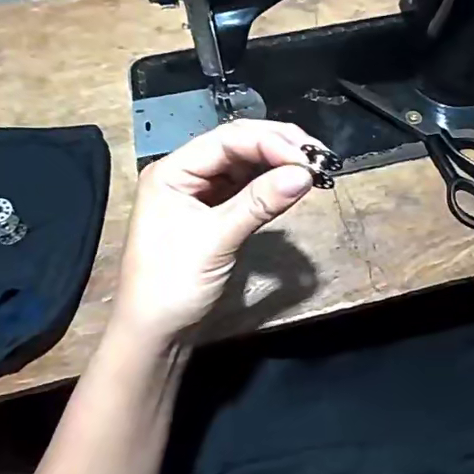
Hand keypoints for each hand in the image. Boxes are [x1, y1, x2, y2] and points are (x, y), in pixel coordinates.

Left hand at [108, 119, 322, 349]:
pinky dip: (270, 184)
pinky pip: (246, 188)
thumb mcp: (216, 240)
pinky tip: (292, 183)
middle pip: (237, 145)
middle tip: (318, 156)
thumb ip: (259, 203)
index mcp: (172, 171)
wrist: (154, 333)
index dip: (270, 142)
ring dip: (278, 163)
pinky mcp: (214, 214)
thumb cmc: (171, 285)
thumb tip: (305, 174)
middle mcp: (185, 174)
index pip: (227, 140)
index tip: (308, 157)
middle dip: (278, 147)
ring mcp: (200, 194)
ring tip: (313, 167)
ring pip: (245, 165)